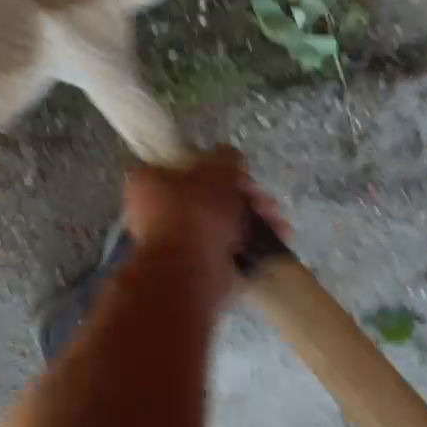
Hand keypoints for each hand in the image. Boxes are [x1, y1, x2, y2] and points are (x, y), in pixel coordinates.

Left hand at [123, 145, 285, 295]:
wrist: (189, 272)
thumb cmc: (195, 214)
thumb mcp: (214, 173)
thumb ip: (224, 158)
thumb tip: (227, 154)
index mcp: (146, 181)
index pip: (180, 165)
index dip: (214, 167)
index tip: (239, 174)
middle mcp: (153, 207)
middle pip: (207, 194)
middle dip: (246, 196)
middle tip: (266, 203)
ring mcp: (173, 235)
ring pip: (221, 219)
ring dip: (255, 219)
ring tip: (280, 226)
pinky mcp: (194, 259)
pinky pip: (225, 243)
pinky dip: (250, 242)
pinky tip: (278, 240)